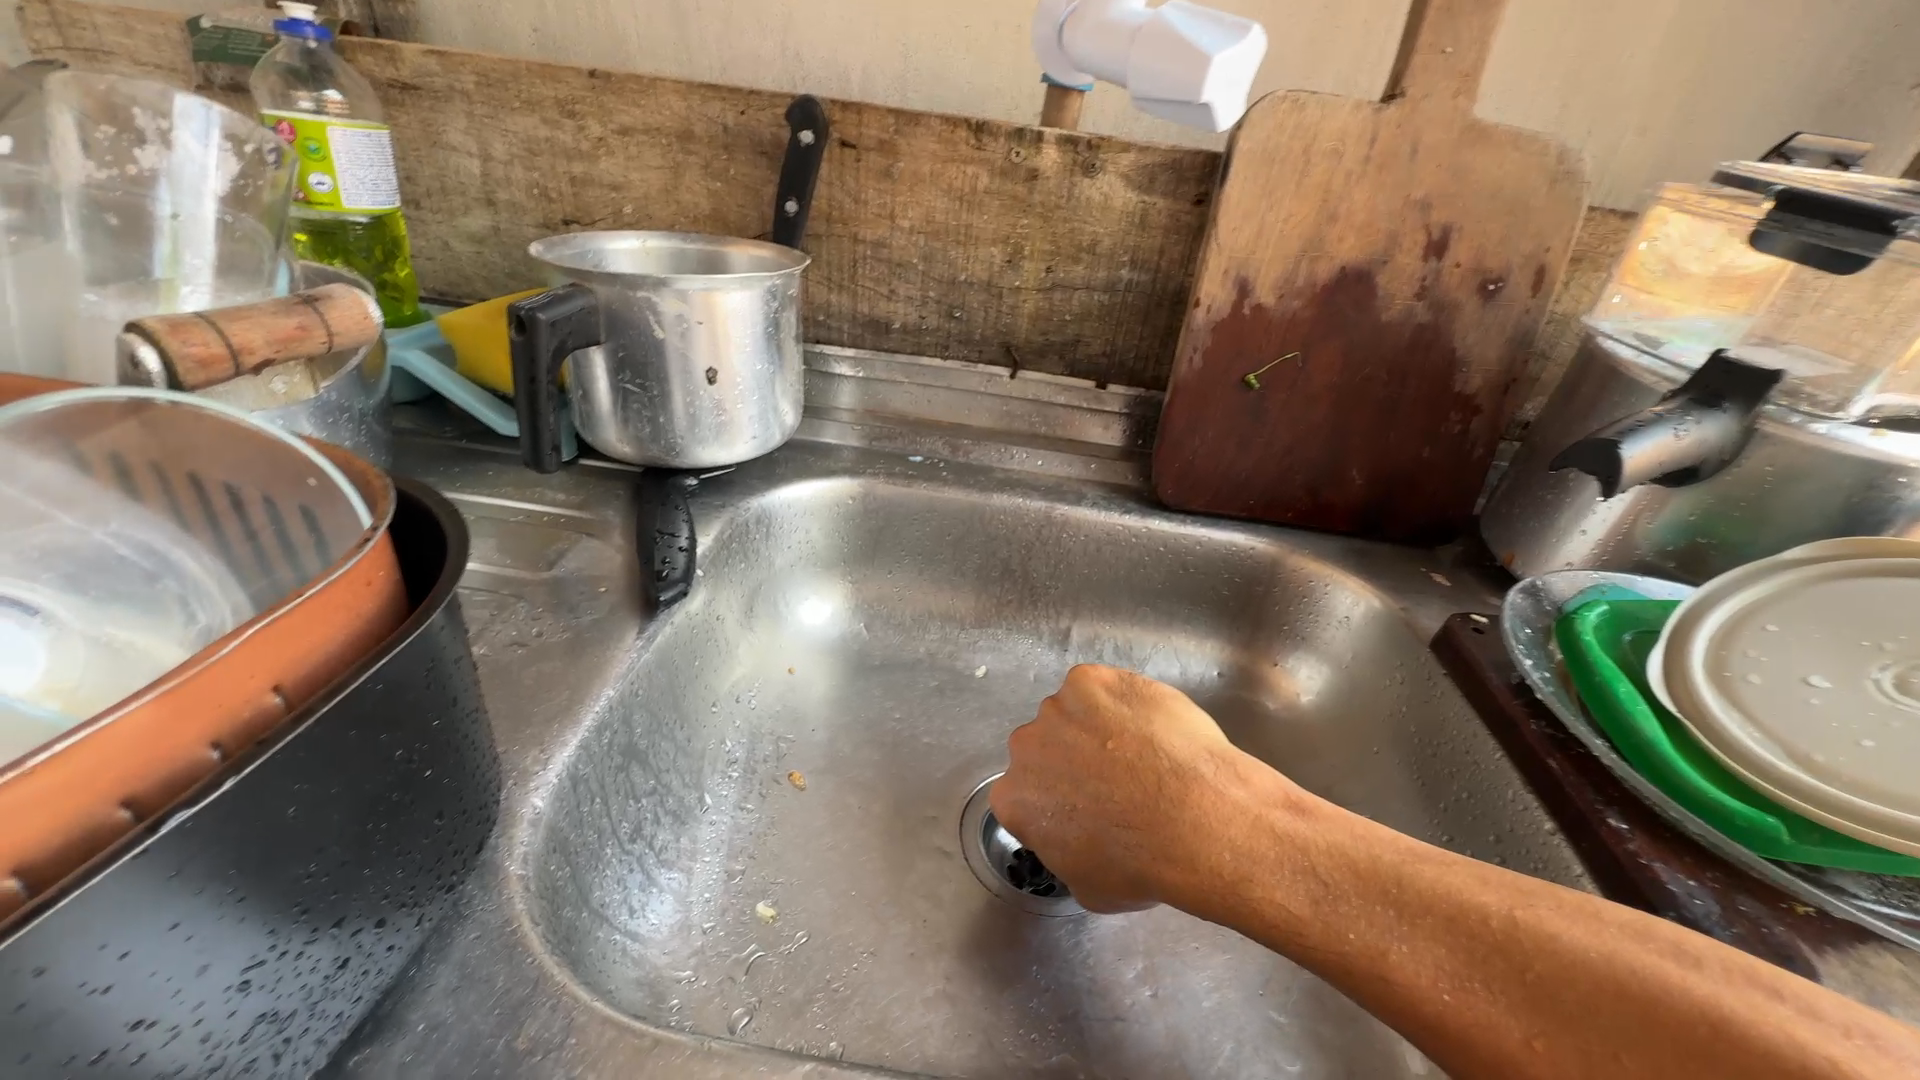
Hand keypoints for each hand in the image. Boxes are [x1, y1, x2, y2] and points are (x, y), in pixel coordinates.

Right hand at [990, 664, 1296, 913]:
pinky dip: (1123, 701)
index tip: (1084, 808)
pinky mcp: (1091, 680)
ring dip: (1098, 727)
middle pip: (1044, 747)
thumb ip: (1065, 853)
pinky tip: (1151, 725)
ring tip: (1144, 751)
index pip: (1023, 795)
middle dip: (1071, 759)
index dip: (1055, 800)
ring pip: (1074, 713)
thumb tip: (1080, 839)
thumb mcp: (1089, 887)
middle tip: (1117, 780)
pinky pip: (1103, 688)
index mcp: (1014, 799)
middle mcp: (1025, 747)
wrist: (1193, 818)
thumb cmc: (1142, 864)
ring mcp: (1057, 707)